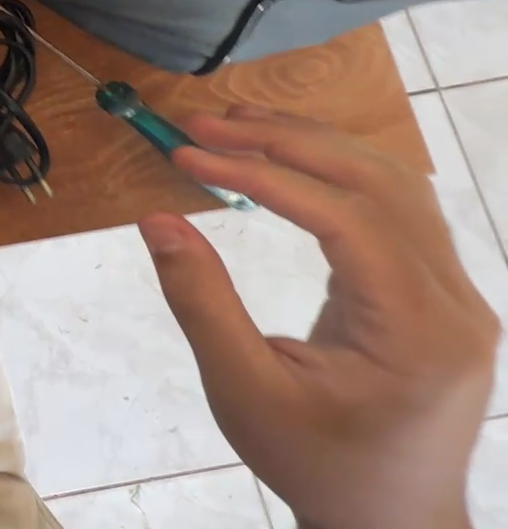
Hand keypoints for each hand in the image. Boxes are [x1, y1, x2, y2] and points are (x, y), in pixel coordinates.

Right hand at [140, 106, 499, 528]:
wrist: (388, 517)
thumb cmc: (313, 458)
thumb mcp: (241, 386)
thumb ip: (200, 299)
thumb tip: (158, 219)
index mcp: (419, 331)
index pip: (346, 220)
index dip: (261, 176)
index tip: (186, 155)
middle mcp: (454, 302)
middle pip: (381, 187)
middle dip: (286, 141)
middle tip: (199, 123)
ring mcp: (451, 296)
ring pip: (394, 187)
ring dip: (312, 144)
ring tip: (233, 123)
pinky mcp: (429, 294)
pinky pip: (389, 209)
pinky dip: (330, 169)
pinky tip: (280, 158)